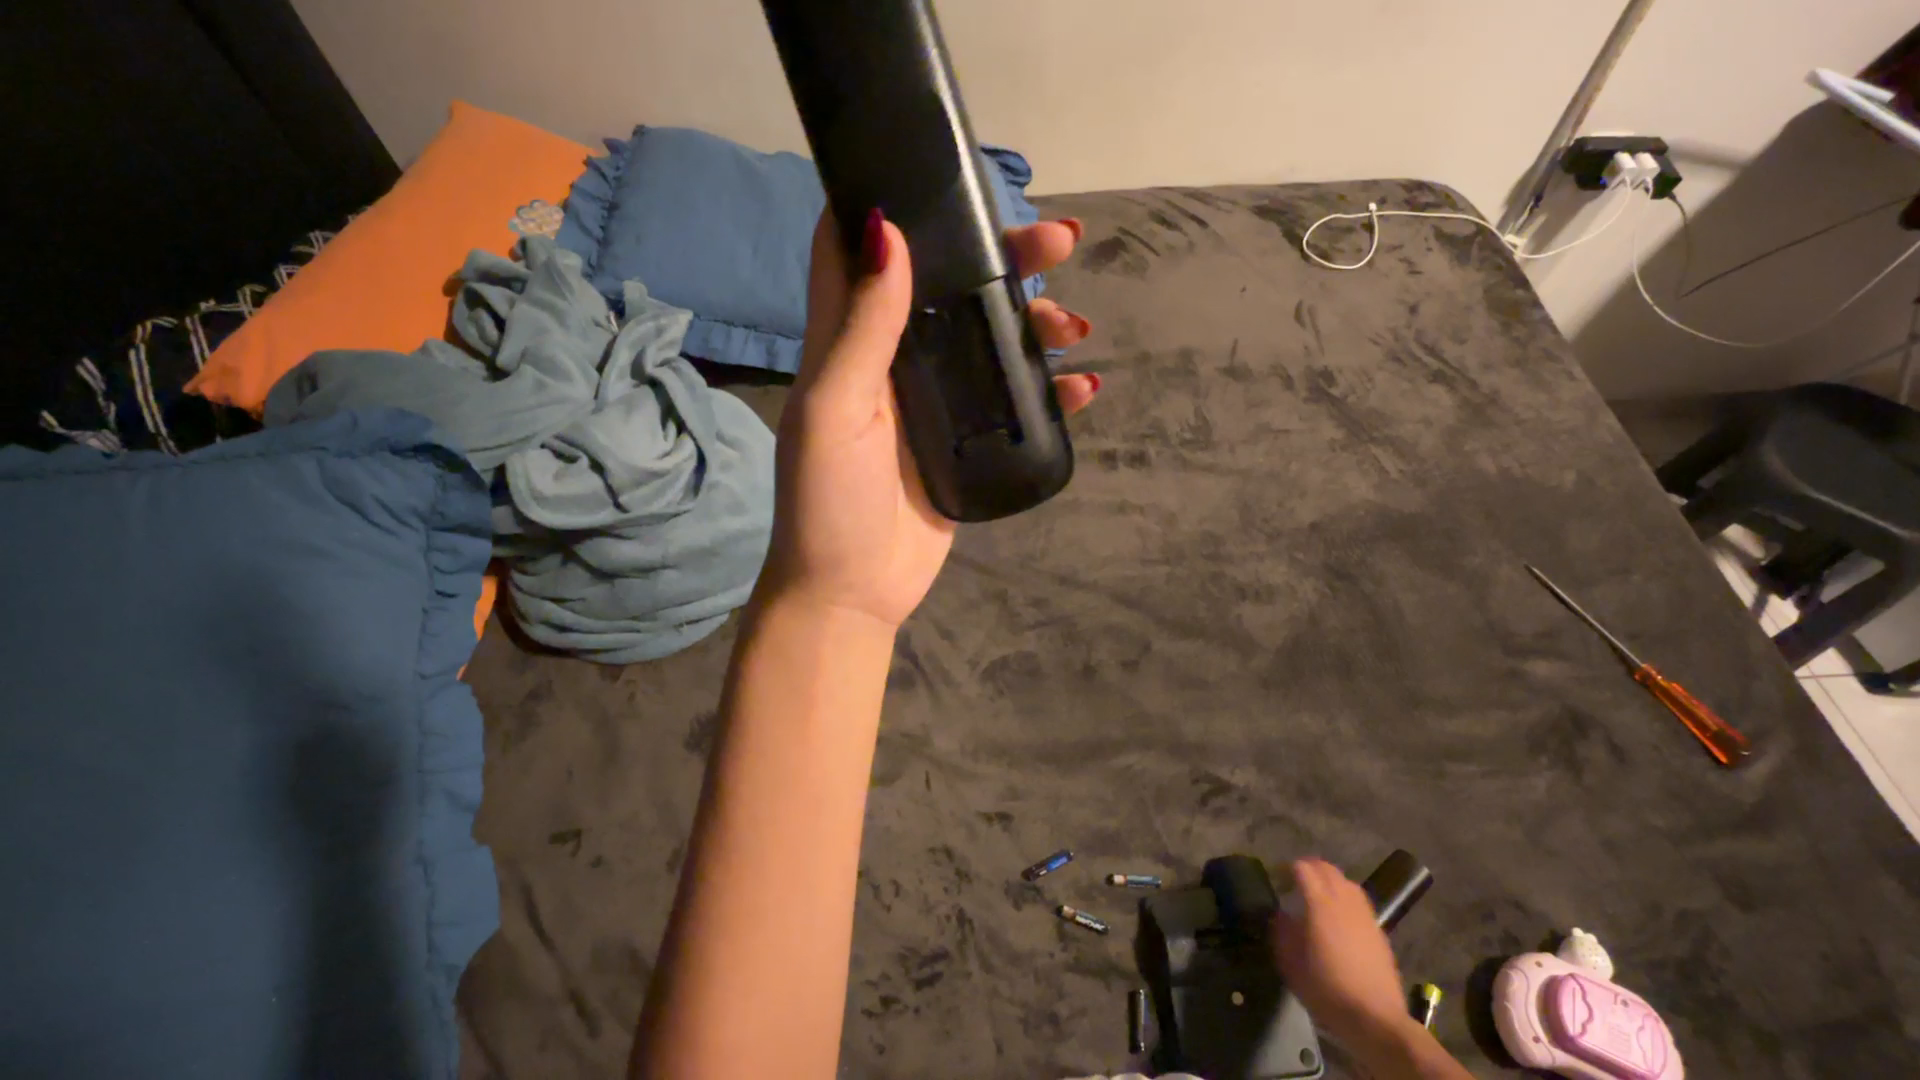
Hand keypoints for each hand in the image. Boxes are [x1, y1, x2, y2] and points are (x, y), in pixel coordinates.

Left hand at [759, 210, 1098, 628]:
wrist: (853, 591)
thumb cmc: (828, 499)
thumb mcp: (837, 407)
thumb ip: (864, 324)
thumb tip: (887, 226)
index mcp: (851, 339)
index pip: (859, 249)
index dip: (891, 202)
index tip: (941, 169)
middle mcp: (895, 357)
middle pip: (950, 283)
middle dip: (1004, 256)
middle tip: (1060, 240)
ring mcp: (937, 399)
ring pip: (992, 336)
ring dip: (1037, 321)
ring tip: (1076, 327)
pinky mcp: (970, 440)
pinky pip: (1017, 400)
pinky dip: (1052, 389)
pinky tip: (1084, 386)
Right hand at [1272, 858, 1412, 1048]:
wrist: (1374, 1017)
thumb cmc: (1326, 990)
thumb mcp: (1291, 964)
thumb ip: (1282, 932)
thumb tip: (1279, 914)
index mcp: (1320, 905)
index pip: (1303, 869)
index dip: (1287, 868)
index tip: (1276, 877)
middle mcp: (1344, 902)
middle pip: (1327, 869)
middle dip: (1309, 867)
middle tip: (1293, 880)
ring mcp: (1365, 915)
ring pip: (1347, 882)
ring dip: (1329, 879)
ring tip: (1317, 893)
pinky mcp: (1378, 930)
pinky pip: (1359, 900)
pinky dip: (1345, 896)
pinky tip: (1339, 915)